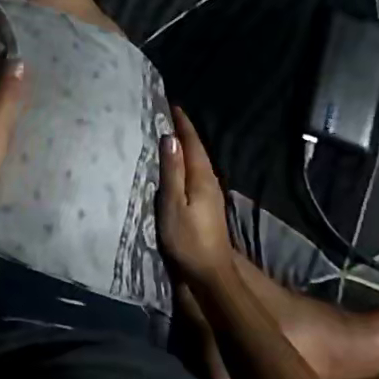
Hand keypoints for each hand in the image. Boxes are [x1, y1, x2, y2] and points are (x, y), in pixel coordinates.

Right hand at [158, 108, 236, 287]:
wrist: (211, 274)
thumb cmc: (188, 239)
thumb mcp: (173, 204)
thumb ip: (172, 172)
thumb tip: (170, 139)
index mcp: (202, 177)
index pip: (192, 142)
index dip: (182, 123)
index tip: (171, 104)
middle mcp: (210, 180)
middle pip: (197, 149)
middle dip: (184, 130)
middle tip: (167, 114)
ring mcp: (211, 194)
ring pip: (198, 161)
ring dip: (185, 146)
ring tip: (169, 134)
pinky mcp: (208, 205)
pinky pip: (196, 172)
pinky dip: (186, 161)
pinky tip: (177, 164)